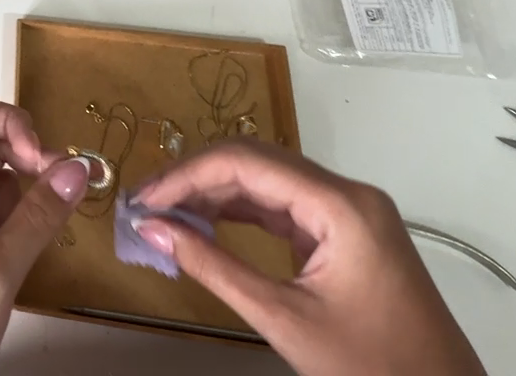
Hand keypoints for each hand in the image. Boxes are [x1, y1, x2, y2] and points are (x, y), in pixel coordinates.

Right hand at [130, 140, 484, 375]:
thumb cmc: (372, 371)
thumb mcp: (284, 321)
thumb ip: (213, 268)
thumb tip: (151, 229)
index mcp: (339, 205)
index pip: (245, 163)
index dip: (186, 176)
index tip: (143, 200)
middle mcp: (345, 193)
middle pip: (253, 161)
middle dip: (195, 179)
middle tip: (147, 204)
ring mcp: (348, 210)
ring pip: (264, 179)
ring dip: (213, 192)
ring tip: (166, 213)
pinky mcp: (345, 231)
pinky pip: (281, 203)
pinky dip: (238, 210)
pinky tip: (204, 222)